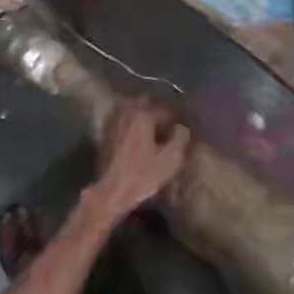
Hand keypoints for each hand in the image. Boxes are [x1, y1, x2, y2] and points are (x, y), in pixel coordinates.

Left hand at [84, 97, 189, 223]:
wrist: (112, 190)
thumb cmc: (143, 176)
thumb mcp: (171, 159)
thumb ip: (181, 138)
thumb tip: (183, 127)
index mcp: (143, 115)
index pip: (166, 110)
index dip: (178, 118)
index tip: (186, 126)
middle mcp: (126, 112)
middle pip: (147, 102)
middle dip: (160, 111)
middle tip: (171, 124)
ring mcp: (113, 120)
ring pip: (133, 108)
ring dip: (146, 114)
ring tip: (157, 128)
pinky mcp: (106, 132)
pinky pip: (124, 119)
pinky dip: (134, 122)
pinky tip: (141, 135)